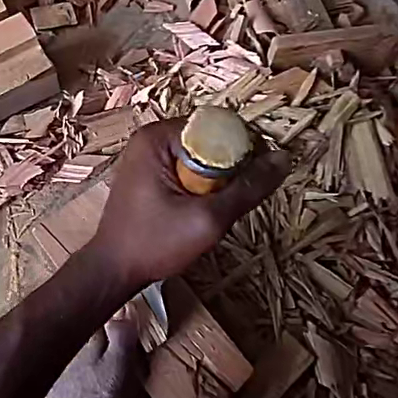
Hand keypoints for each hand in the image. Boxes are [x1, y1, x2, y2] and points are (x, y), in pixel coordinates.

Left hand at [85, 117, 287, 288]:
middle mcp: (151, 139)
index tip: (260, 175)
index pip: (217, 126)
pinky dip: (203, 190)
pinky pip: (190, 172)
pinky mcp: (151, 176)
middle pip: (211, 141)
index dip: (245, 147)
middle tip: (238, 200)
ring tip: (218, 210)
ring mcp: (149, 158)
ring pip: (203, 160)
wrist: (113, 271)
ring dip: (218, 183)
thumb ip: (247, 189)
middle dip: (231, 169)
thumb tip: (283, 158)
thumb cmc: (154, 244)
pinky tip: (203, 213)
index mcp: (158, 137)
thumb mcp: (208, 219)